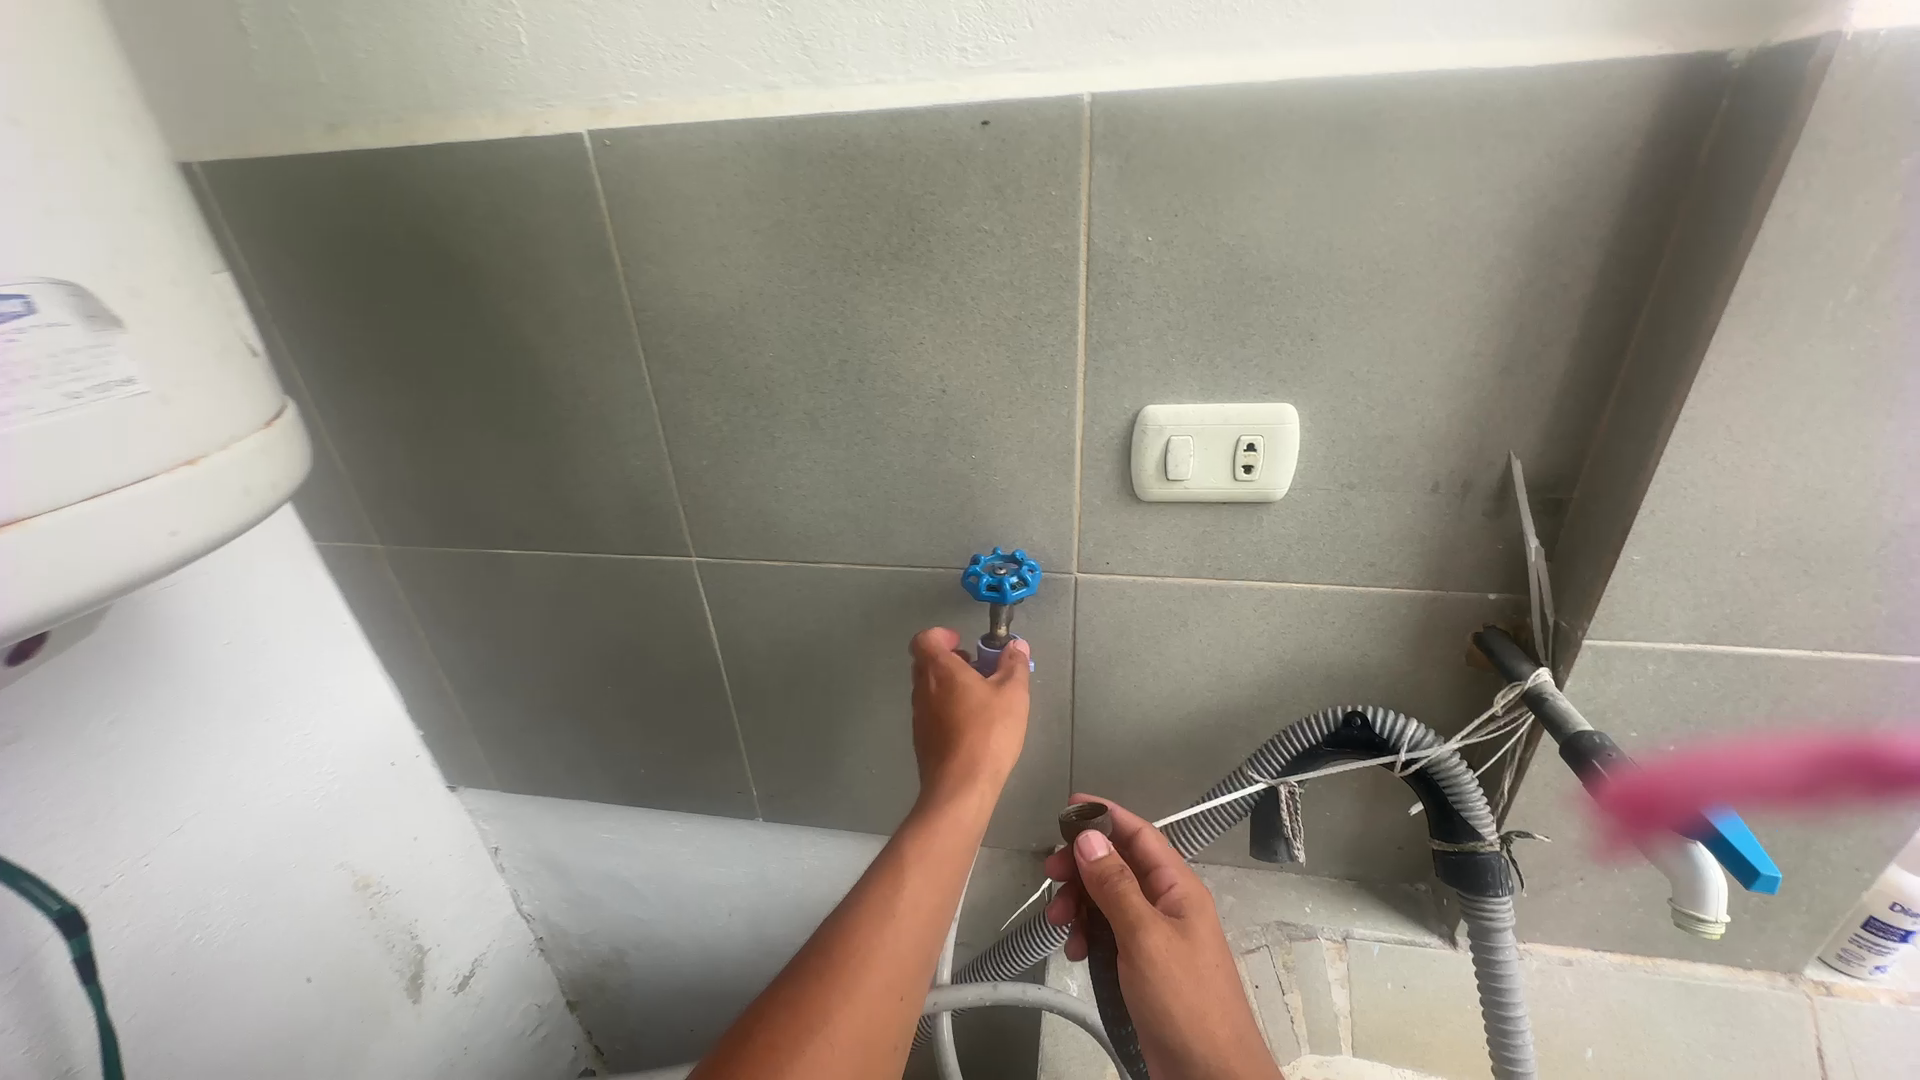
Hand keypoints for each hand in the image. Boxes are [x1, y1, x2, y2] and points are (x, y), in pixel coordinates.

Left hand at [907, 627, 1029, 806]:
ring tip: (980, 699)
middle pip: (925, 663)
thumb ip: (1014, 665)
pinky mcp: (921, 739)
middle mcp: (922, 689)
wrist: (961, 786)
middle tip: (976, 670)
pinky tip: (972, 727)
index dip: (942, 635)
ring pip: (928, 689)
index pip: (924, 639)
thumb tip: (1016, 646)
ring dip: (949, 686)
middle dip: (949, 660)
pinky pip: (931, 713)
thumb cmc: (988, 733)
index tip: (963, 643)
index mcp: (939, 670)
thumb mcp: (1013, 694)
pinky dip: (947, 709)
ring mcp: (918, 716)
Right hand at [1045, 796, 1282, 1079]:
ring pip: (1109, 900)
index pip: (1140, 835)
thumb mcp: (1144, 937)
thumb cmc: (1184, 1000)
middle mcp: (1167, 904)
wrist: (1211, 1077)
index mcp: (1177, 888)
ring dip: (1080, 903)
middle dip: (1082, 865)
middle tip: (1050, 873)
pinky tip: (1077, 951)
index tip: (1069, 807)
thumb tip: (1089, 835)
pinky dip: (1088, 935)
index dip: (1106, 815)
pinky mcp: (1143, 965)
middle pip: (1118, 866)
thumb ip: (1115, 885)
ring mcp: (1156, 936)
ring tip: (1059, 922)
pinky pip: (1109, 933)